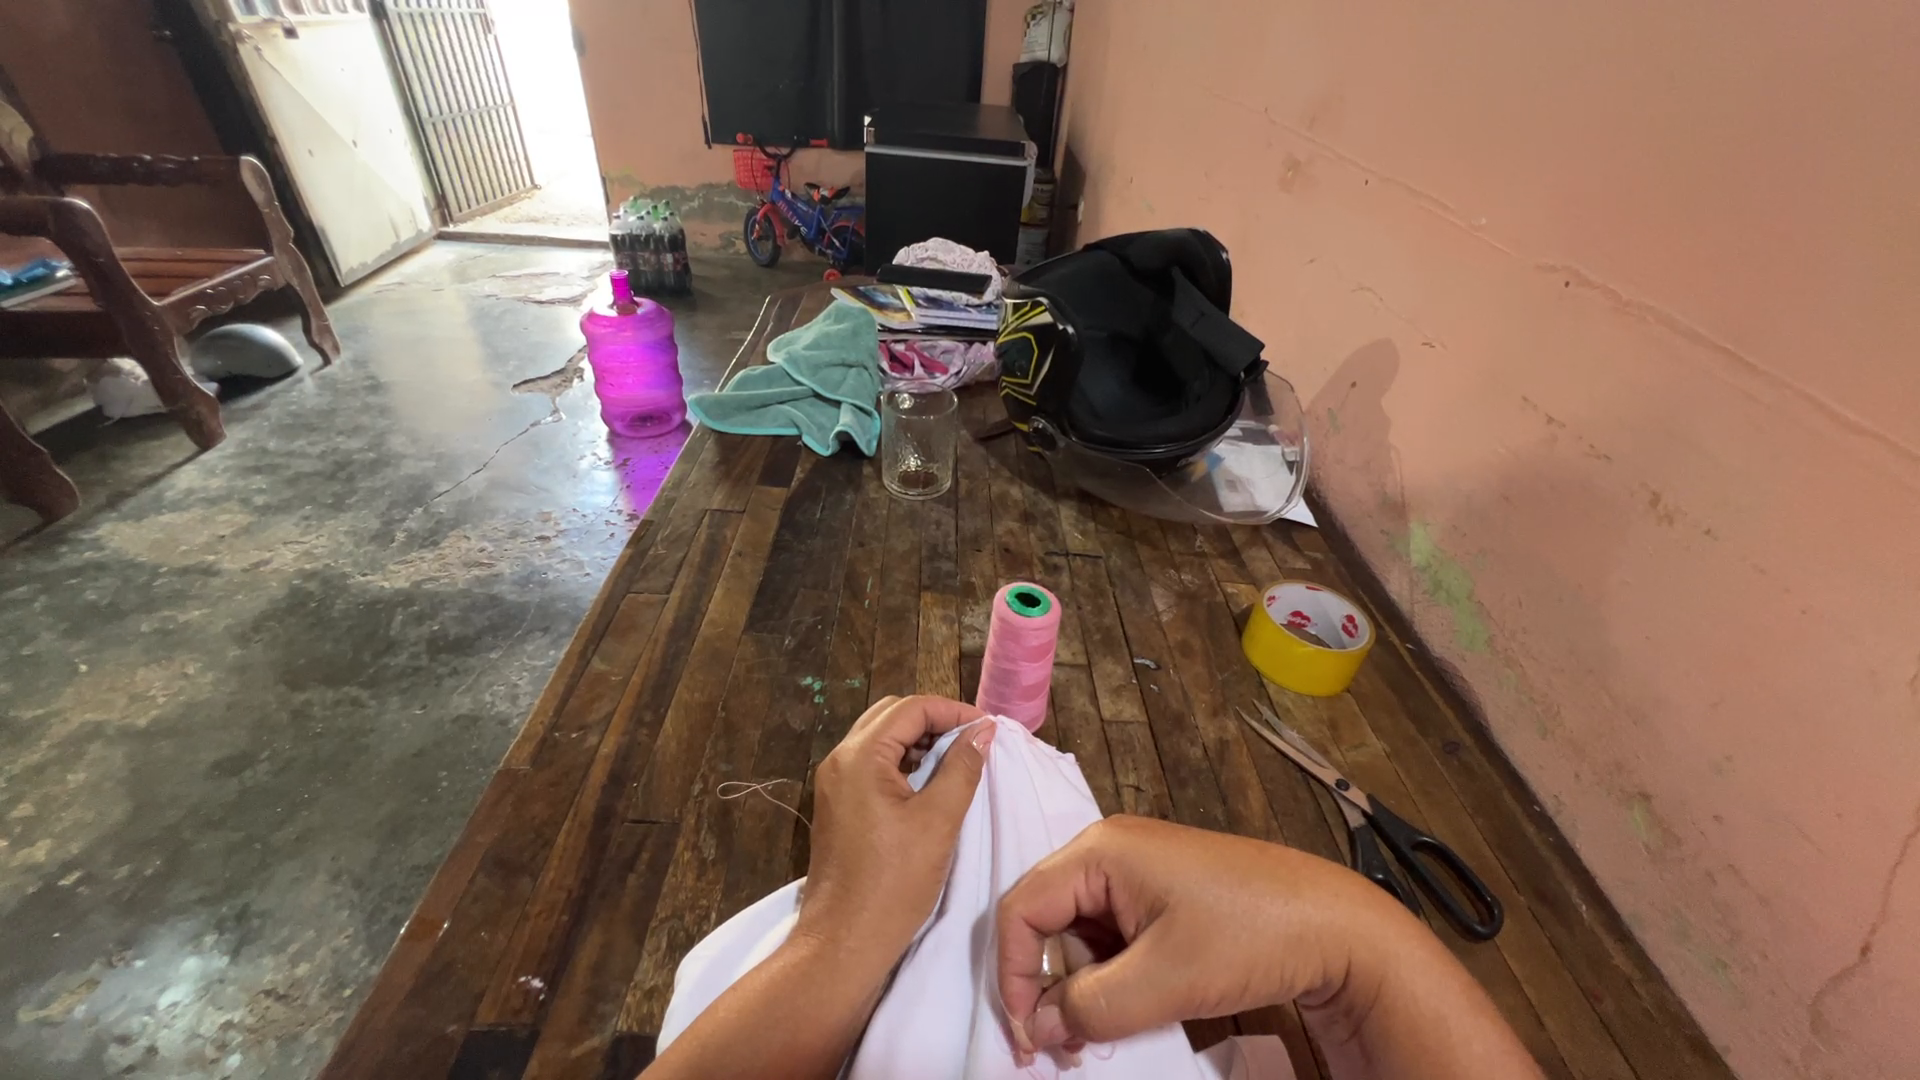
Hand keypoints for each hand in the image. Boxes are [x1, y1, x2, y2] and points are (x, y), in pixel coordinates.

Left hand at [795, 695, 995, 968]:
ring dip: (920, 741)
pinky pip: (873, 765)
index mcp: (860, 756)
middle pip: (892, 716)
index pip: (911, 708)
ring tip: (959, 760)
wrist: (842, 945)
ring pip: (882, 739)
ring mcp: (835, 783)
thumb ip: (962, 768)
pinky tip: (931, 784)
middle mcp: (840, 759)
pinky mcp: (839, 805)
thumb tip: (983, 731)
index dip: (953, 711)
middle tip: (973, 741)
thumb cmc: (893, 883)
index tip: (987, 729)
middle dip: (935, 721)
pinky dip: (904, 763)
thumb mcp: (938, 822)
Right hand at [996, 815, 1427, 1057]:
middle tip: (1063, 1043)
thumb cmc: (1248, 938)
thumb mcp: (1166, 981)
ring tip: (1100, 1031)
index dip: (1012, 972)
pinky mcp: (1158, 888)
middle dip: (1047, 982)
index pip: (1023, 906)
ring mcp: (1135, 866)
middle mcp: (1108, 849)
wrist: (1336, 922)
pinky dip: (1109, 971)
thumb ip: (1091, 1007)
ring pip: (1078, 927)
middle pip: (1047, 915)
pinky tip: (1131, 1004)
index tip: (1027, 1037)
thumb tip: (1038, 1027)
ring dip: (1079, 981)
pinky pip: (1110, 929)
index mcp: (1100, 851)